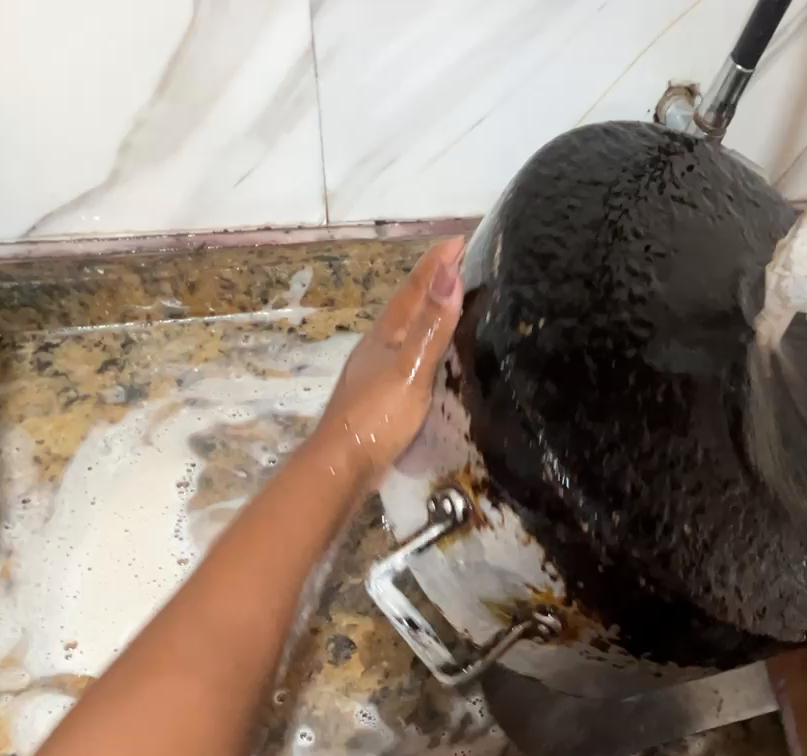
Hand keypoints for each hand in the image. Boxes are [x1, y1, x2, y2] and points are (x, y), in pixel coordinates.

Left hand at [316, 237, 464, 483]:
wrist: (343, 465)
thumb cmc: (376, 417)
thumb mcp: (410, 370)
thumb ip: (432, 327)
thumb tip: (451, 275)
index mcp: (387, 334)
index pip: (416, 288)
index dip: (437, 263)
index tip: (460, 239)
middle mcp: (381, 346)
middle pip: (411, 305)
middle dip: (435, 282)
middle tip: (463, 265)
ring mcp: (379, 371)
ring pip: (409, 331)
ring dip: (430, 313)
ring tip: (455, 304)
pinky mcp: (384, 395)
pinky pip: (411, 357)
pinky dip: (428, 346)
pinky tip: (436, 357)